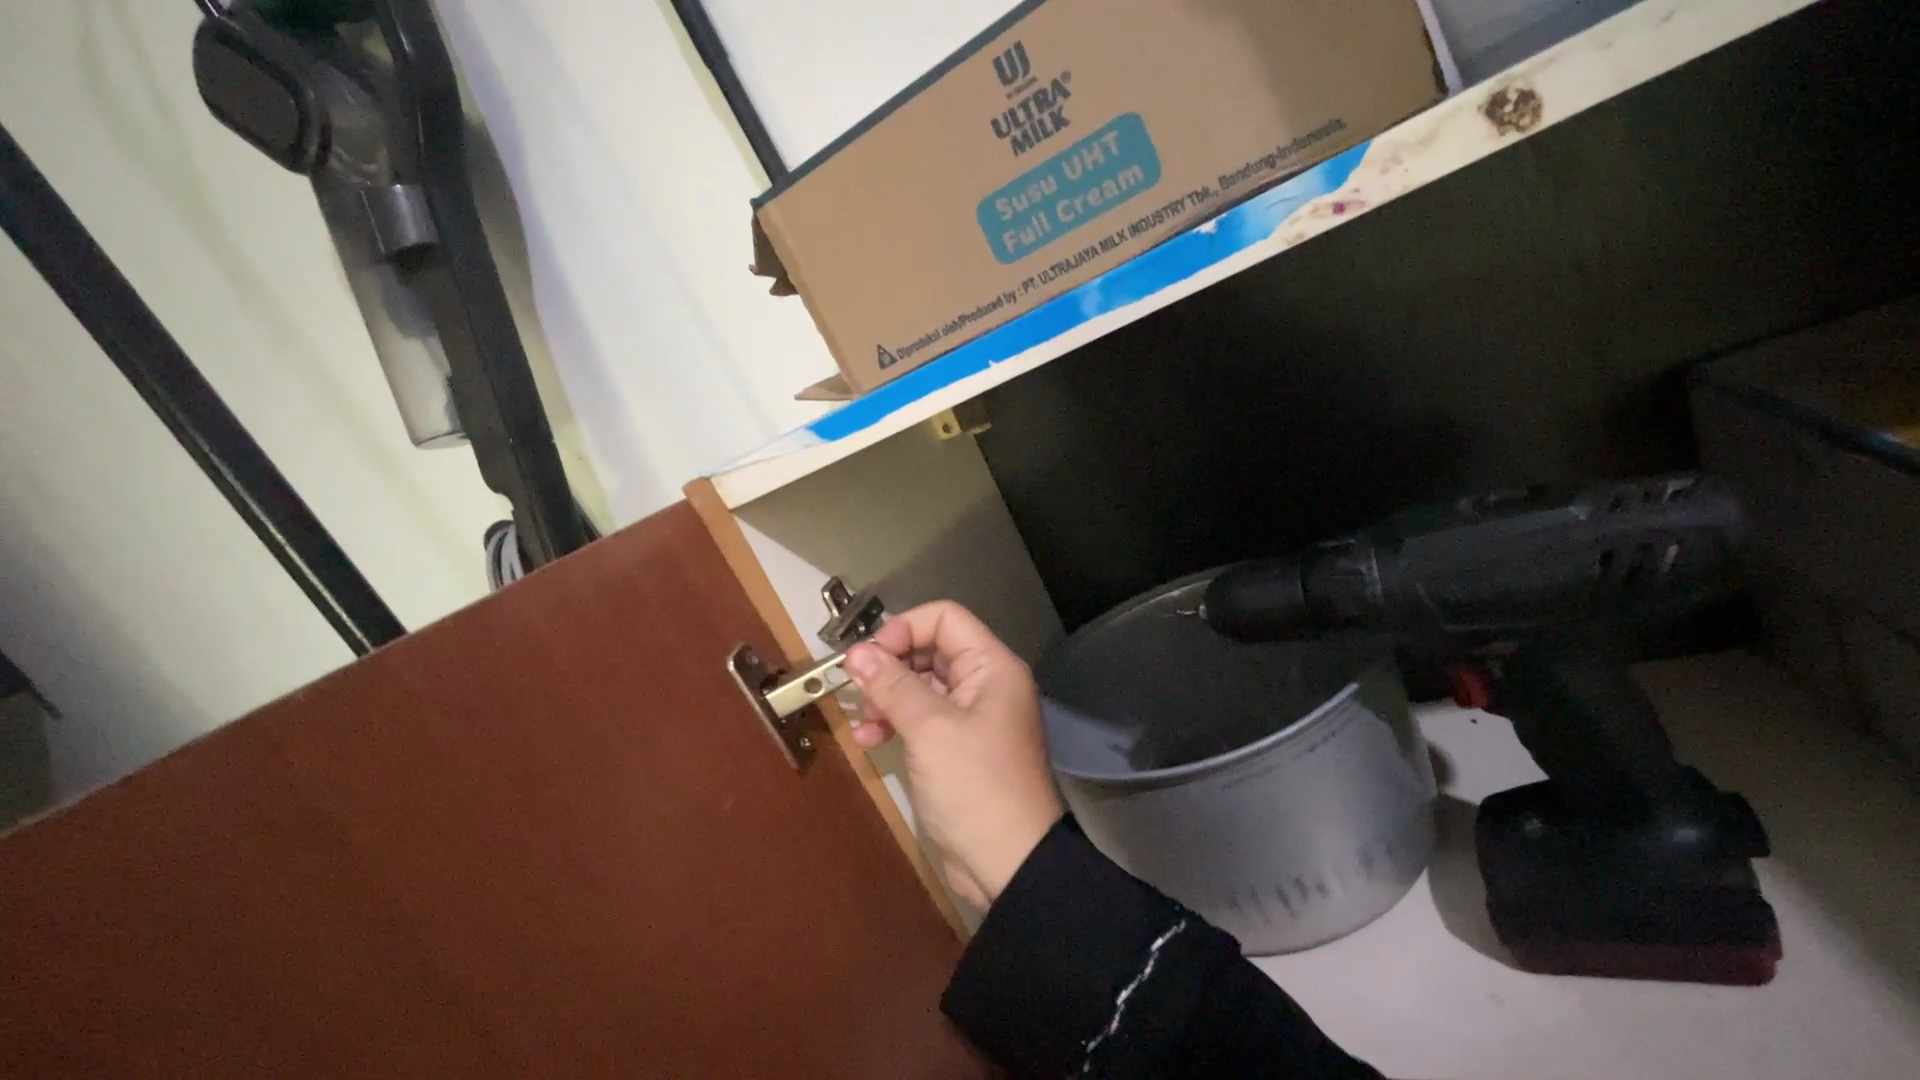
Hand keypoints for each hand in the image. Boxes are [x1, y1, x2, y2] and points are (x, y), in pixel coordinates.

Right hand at [845, 602, 1064, 908]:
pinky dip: (894, 723)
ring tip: (860, 717)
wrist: (1008, 863)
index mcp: (992, 667)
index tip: (870, 657)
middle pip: (930, 650)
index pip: (945, 619)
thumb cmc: (975, 786)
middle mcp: (984, 684)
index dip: (904, 629)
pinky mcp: (956, 748)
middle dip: (890, 665)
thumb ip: (892, 686)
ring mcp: (971, 718)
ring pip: (921, 686)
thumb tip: (856, 652)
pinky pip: (921, 720)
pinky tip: (867, 739)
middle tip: (857, 688)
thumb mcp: (930, 730)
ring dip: (886, 696)